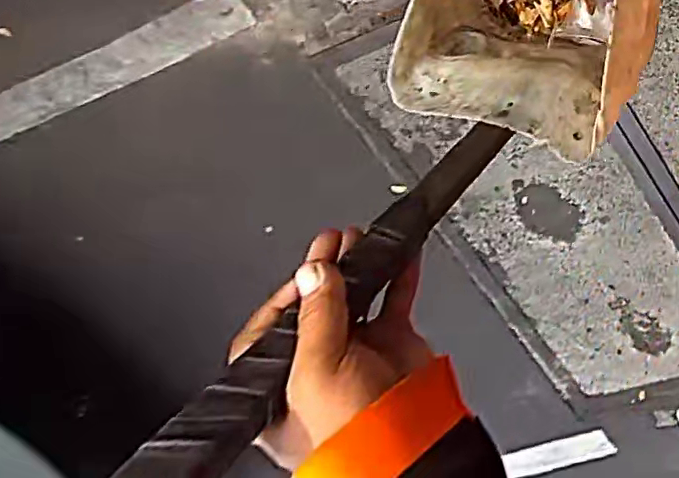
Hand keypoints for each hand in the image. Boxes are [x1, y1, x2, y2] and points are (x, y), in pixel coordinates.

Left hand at [229, 228, 434, 468]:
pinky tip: (401, 254)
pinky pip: (394, 296)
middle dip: (325, 271)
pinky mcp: (391, 340)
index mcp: (277, 386)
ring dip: (360, 266)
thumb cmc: (348, 431)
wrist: (408, 438)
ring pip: (354, 296)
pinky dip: (399, 272)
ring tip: (364, 239)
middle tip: (335, 241)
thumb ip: (316, 317)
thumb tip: (312, 271)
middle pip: (315, 306)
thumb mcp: (317, 373)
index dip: (287, 294)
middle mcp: (314, 367)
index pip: (270, 330)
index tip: (308, 267)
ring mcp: (356, 351)